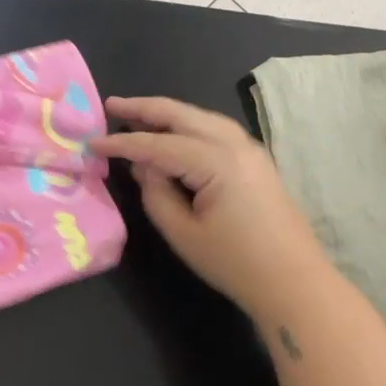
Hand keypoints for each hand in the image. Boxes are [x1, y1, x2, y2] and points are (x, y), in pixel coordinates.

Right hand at [88, 96, 330, 318]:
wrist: (292, 281)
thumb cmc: (233, 262)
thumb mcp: (182, 232)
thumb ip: (156, 194)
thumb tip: (143, 168)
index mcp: (217, 163)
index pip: (159, 145)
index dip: (123, 143)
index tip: (93, 143)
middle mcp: (236, 146)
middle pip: (184, 115)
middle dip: (146, 108)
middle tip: (111, 104)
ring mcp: (251, 152)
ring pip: (203, 119)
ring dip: (168, 114)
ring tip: (136, 115)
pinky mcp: (255, 163)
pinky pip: (216, 132)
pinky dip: (188, 126)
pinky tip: (172, 134)